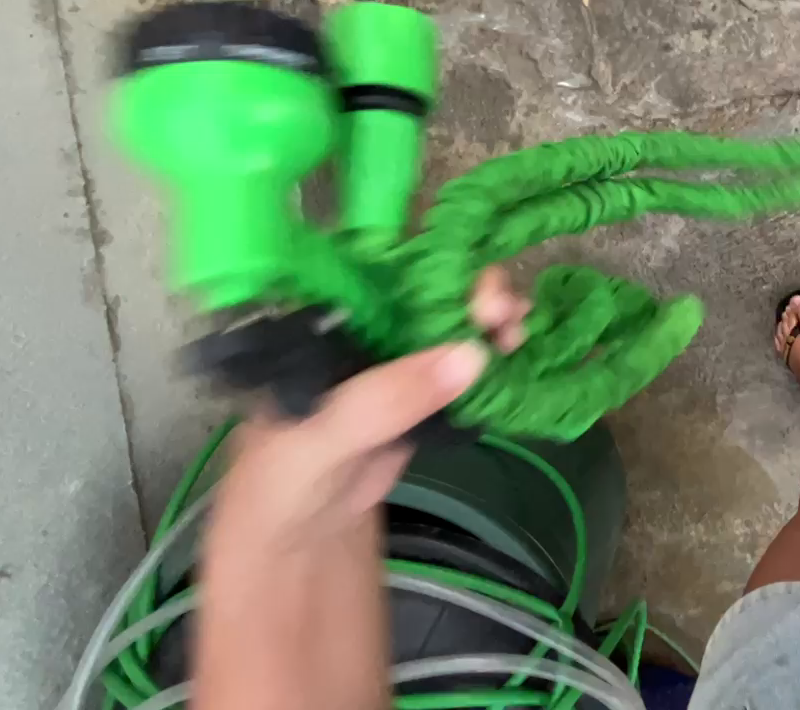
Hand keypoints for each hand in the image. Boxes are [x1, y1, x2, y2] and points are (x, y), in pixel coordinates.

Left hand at [206, 266, 531, 555]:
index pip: (379, 269)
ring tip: (515, 328)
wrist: (299, 537)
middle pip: (427, 288)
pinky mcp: (426, 386)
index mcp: (323, 322)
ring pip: (453, 319)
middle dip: (472, 289)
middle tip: (502, 311)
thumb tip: (473, 353)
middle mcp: (363, 325)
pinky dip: (493, 346)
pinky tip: (517, 343)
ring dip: (490, 316)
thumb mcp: (324, 437)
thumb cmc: (282, 482)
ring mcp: (398, 356)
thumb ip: (388, 398)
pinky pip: (465, 356)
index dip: (429, 262)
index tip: (471, 278)